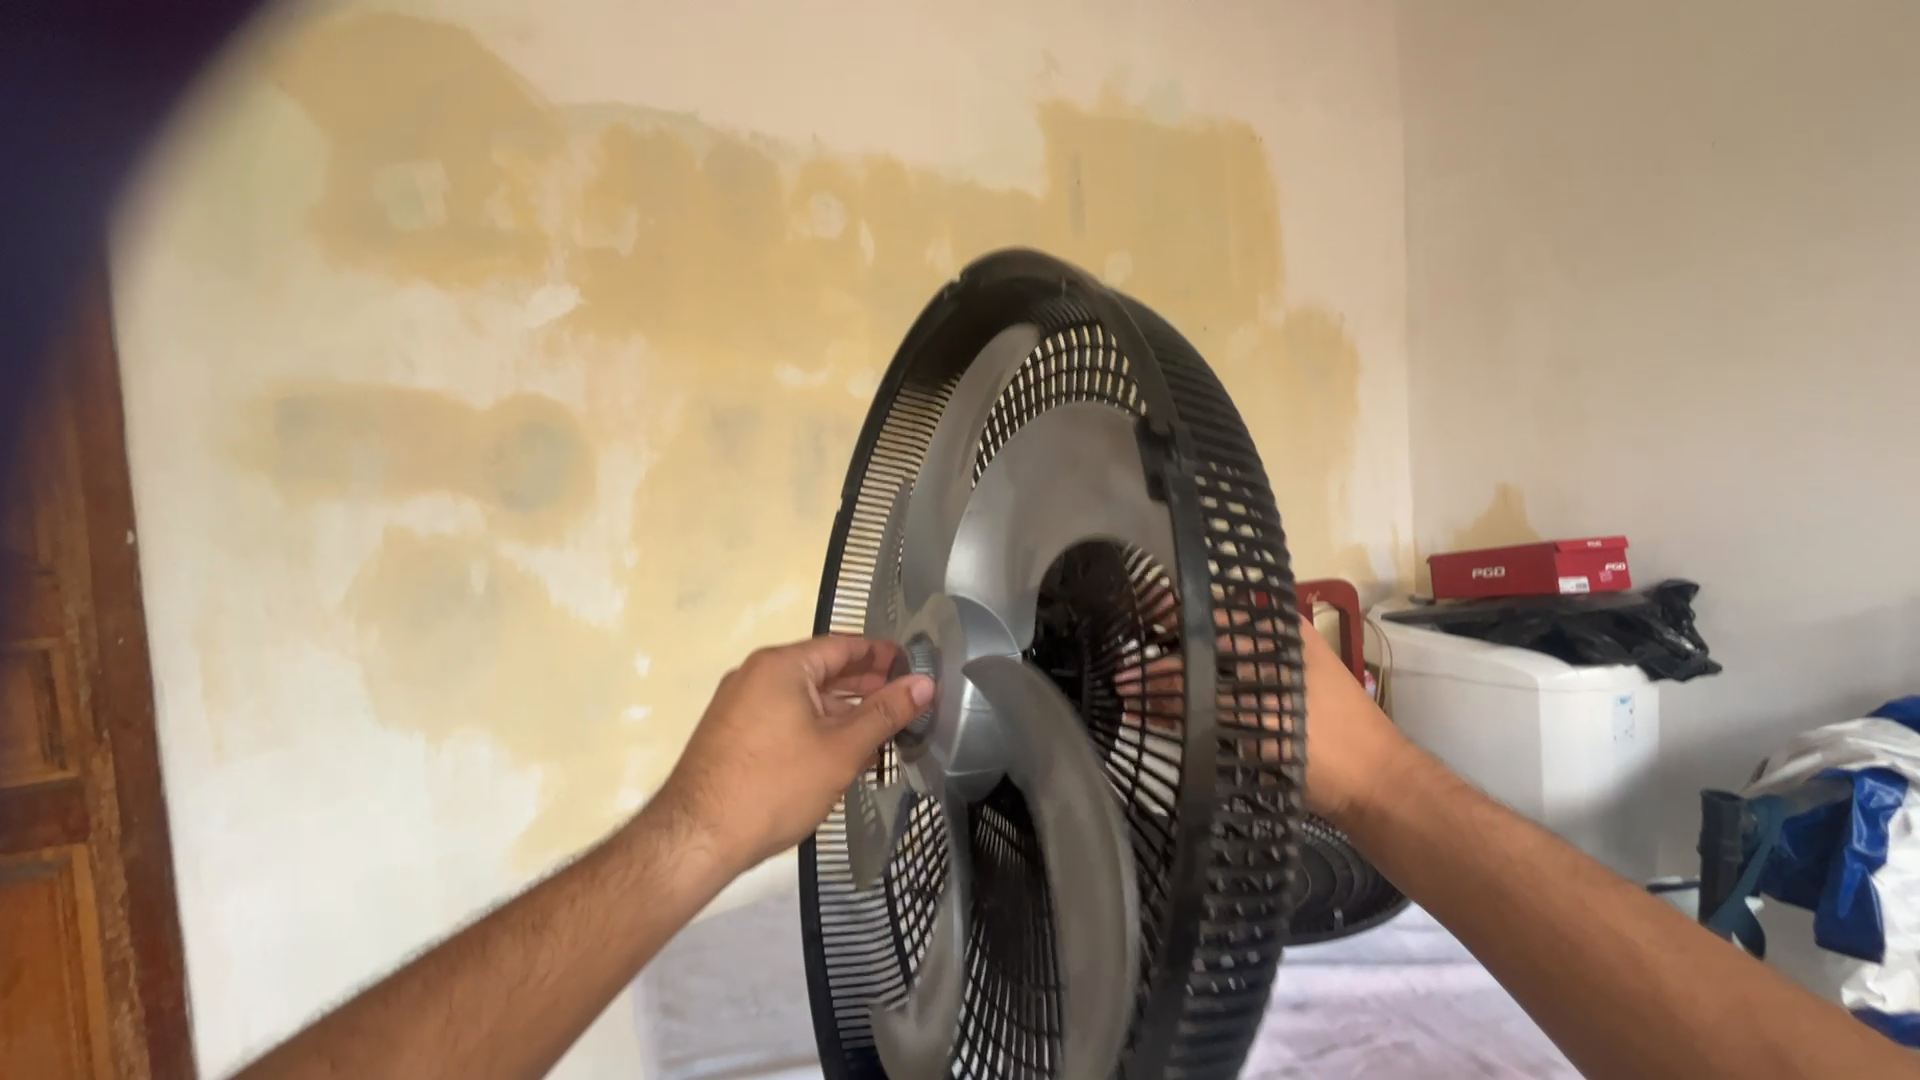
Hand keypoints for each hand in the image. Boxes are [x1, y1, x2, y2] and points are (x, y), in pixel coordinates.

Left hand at [654, 635, 935, 873]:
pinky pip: (784, 716)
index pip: (844, 645)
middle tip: (905, 701)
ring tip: (881, 730)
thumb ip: (886, 712)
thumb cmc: (774, 786)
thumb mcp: (841, 749)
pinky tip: (839, 751)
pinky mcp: (732, 733)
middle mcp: (756, 674)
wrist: (695, 839)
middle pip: (823, 669)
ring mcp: (739, 704)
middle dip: (866, 685)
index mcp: (781, 665)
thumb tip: (924, 683)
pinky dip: (815, 725)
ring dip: (842, 710)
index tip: (914, 667)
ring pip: (804, 696)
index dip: (883, 655)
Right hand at [1114, 592, 1407, 825]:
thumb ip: (1203, 692)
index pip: (1210, 616)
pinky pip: (1218, 708)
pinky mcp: (1265, 720)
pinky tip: (1153, 719)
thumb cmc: (1324, 741)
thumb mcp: (1260, 709)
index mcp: (1278, 636)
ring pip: (1207, 682)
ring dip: (1168, 691)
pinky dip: (1188, 713)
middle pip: (1204, 652)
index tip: (1130, 625)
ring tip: (1125, 698)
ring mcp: (1269, 689)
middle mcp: (1271, 655)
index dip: (1168, 621)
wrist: (1376, 795)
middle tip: (1118, 673)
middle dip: (1160, 665)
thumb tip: (1148, 678)